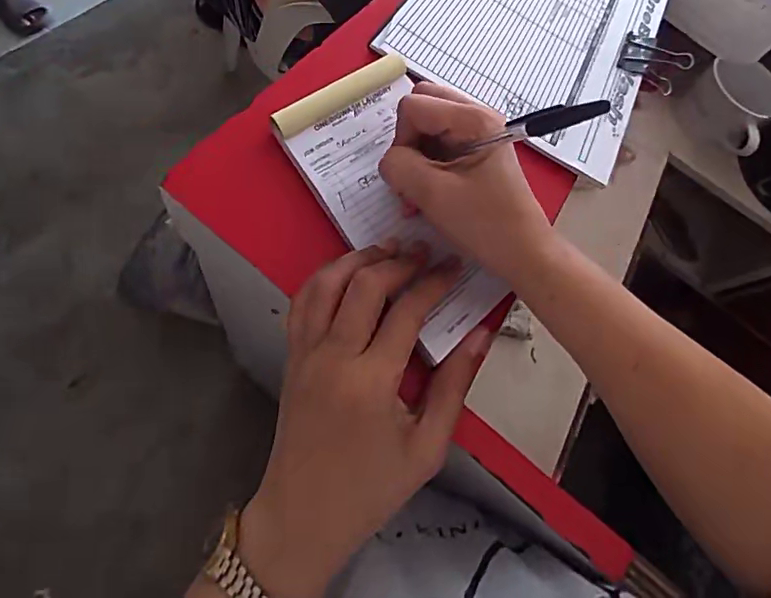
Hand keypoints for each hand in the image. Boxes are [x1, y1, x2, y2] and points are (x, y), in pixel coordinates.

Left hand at [239, 244, 492, 597]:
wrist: (301, 519)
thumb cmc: (370, 489)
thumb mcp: (426, 448)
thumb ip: (454, 386)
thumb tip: (479, 334)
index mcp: (371, 382)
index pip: (407, 311)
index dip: (434, 282)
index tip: (453, 267)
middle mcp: (333, 358)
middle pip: (364, 284)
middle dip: (399, 260)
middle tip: (424, 251)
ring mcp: (306, 354)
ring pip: (326, 283)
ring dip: (357, 258)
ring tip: (387, 250)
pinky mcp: (292, 357)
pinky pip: (302, 302)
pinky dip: (325, 277)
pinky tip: (347, 273)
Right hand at [379, 84, 557, 281]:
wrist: (524, 252)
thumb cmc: (486, 224)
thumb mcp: (432, 195)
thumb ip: (399, 166)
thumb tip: (390, 159)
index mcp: (474, 119)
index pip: (413, 105)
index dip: (401, 139)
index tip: (410, 174)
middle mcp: (478, 116)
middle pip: (422, 104)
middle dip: (408, 140)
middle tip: (412, 174)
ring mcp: (479, 132)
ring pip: (429, 124)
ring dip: (416, 155)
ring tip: (420, 193)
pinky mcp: (477, 149)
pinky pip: (440, 141)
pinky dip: (427, 163)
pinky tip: (430, 193)